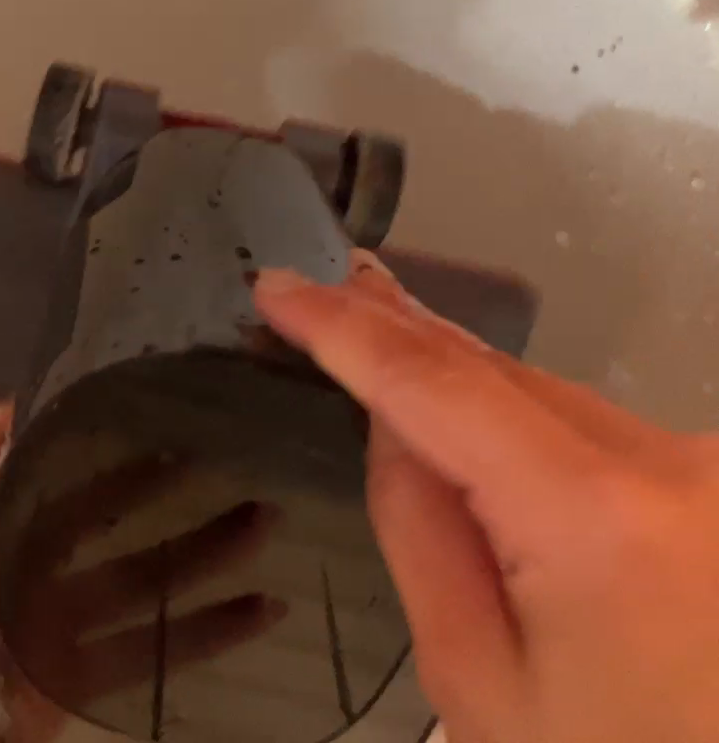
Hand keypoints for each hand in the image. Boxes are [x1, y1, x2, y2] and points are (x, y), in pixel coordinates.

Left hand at [0, 355, 284, 742]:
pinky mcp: (61, 678)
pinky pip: (141, 647)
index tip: (89, 382)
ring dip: (186, 546)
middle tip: (204, 444)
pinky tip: (249, 612)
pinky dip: (200, 631)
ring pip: (126, 570)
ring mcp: (31, 617)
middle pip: (79, 501)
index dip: (33, 415)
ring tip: (254, 517)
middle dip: (137, 475)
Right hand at [256, 251, 718, 742]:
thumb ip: (418, 528)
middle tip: (321, 280)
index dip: (340, 325)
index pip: (430, 383)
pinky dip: (513, 403)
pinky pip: (595, 429)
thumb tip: (393, 424)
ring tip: (375, 315)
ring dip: (453, 364)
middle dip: (395, 324)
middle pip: (495, 373)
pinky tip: (467, 388)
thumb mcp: (474, 670)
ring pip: (546, 395)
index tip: (274, 284)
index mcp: (596, 517)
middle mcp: (682, 474)